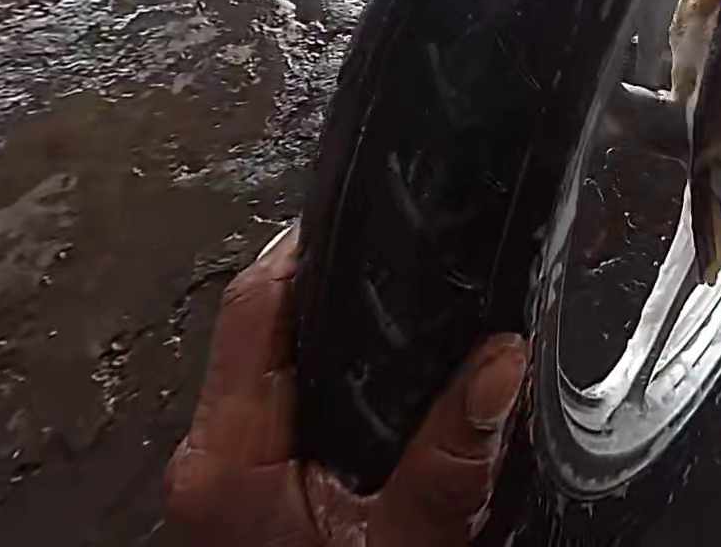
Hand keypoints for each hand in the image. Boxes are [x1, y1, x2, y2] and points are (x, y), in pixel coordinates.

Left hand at [165, 222, 529, 546]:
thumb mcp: (407, 546)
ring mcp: (233, 455)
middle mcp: (217, 448)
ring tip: (395, 275)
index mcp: (230, 459)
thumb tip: (502, 360)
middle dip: (331, 268)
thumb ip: (453, 459)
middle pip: (266, 312)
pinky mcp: (254, 464)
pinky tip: (381, 339)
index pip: (254, 305)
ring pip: (279, 342)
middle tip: (395, 235)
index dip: (304, 245)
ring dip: (334, 305)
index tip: (358, 208)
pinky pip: (291, 372)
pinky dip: (334, 342)